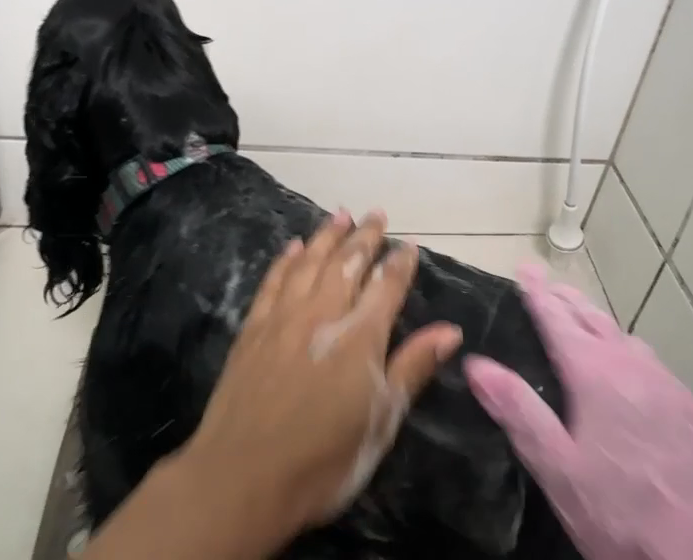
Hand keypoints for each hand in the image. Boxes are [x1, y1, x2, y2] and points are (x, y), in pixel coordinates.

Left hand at [177, 210, 463, 539]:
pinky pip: (273, 282)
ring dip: (326, 236)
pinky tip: (292, 248)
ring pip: (309, 263)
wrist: (241, 478)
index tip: (409, 244)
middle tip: (376, 214)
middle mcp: (323, 314)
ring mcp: (283, 319)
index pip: (387, 286)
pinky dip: (286, 261)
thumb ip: (413, 368)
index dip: (400, 263)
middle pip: (348, 263)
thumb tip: (451, 330)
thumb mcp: (382, 422)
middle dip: (365, 237)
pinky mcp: (252, 330)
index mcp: (360, 336)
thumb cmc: (324, 460)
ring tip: (340, 214)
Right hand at [465, 265, 692, 559]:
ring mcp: (668, 385)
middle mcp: (633, 367)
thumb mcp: (556, 466)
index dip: (538, 294)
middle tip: (548, 286)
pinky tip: (629, 372)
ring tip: (583, 322)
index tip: (525, 268)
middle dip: (569, 300)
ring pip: (627, 339)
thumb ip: (517, 410)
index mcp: (595, 374)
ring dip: (600, 325)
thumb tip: (476, 364)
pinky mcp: (691, 410)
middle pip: (595, 320)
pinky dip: (630, 354)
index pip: (558, 320)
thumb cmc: (618, 512)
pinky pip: (653, 365)